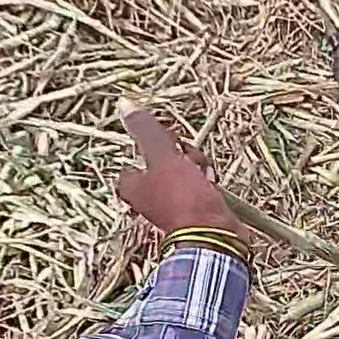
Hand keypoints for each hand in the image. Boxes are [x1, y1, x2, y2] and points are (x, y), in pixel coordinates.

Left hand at [116, 105, 246, 237]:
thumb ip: (146, 132)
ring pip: (184, 171)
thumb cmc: (181, 197)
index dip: (155, 144)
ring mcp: (172, 205)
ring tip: (206, 174)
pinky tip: (213, 184)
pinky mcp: (193, 210)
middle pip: (165, 160)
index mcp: (133, 187)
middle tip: (189, 159)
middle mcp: (149, 197)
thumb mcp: (162, 157)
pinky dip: (207, 181)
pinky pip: (199, 185)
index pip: (138, 155)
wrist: (212, 234)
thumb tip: (124, 104)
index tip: (169, 140)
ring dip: (197, 166)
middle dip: (182, 154)